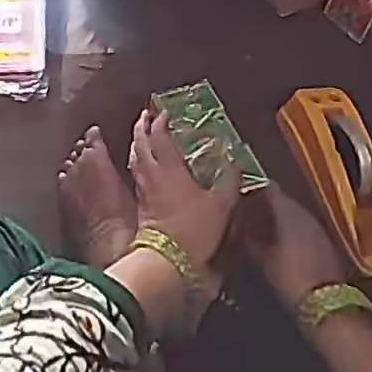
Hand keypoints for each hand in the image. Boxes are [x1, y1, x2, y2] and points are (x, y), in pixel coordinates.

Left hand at [127, 111, 240, 268]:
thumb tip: (236, 165)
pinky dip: (137, 160)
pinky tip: (143, 165)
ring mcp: (143, 187)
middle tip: (146, 116)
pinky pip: (135, 172)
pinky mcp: (140, 201)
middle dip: (142, 126)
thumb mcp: (221, 206)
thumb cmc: (194, 228)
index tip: (163, 112)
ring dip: (137, 142)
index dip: (160, 123)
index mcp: (169, 167)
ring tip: (141, 135)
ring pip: (134, 156)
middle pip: (140, 142)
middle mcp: (151, 172)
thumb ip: (229, 183)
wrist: (167, 259)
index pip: (159, 137)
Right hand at [245, 187, 350, 310]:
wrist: (327, 306)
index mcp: (286, 211)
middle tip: (249, 215)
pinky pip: (305, 226)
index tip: (239, 197)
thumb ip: (248, 235)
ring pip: (294, 212)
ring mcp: (318, 226)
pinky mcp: (327, 241)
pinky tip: (284, 242)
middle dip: (265, 205)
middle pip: (282, 199)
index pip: (266, 188)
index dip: (251, 190)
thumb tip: (238, 222)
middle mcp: (304, 212)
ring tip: (264, 229)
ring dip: (280, 217)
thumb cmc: (288, 278)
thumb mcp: (260, 259)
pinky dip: (293, 229)